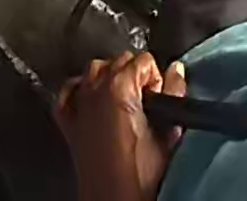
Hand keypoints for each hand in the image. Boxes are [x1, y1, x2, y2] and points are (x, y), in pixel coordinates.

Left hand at [56, 52, 187, 200]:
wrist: (113, 200)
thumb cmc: (138, 174)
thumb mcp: (167, 132)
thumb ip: (174, 93)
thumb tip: (177, 70)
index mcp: (121, 86)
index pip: (145, 60)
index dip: (156, 78)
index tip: (158, 97)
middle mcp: (97, 89)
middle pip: (121, 59)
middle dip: (136, 74)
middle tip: (146, 99)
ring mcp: (80, 104)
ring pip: (95, 68)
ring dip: (110, 75)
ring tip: (124, 96)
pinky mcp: (69, 122)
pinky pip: (69, 91)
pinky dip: (79, 89)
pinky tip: (91, 97)